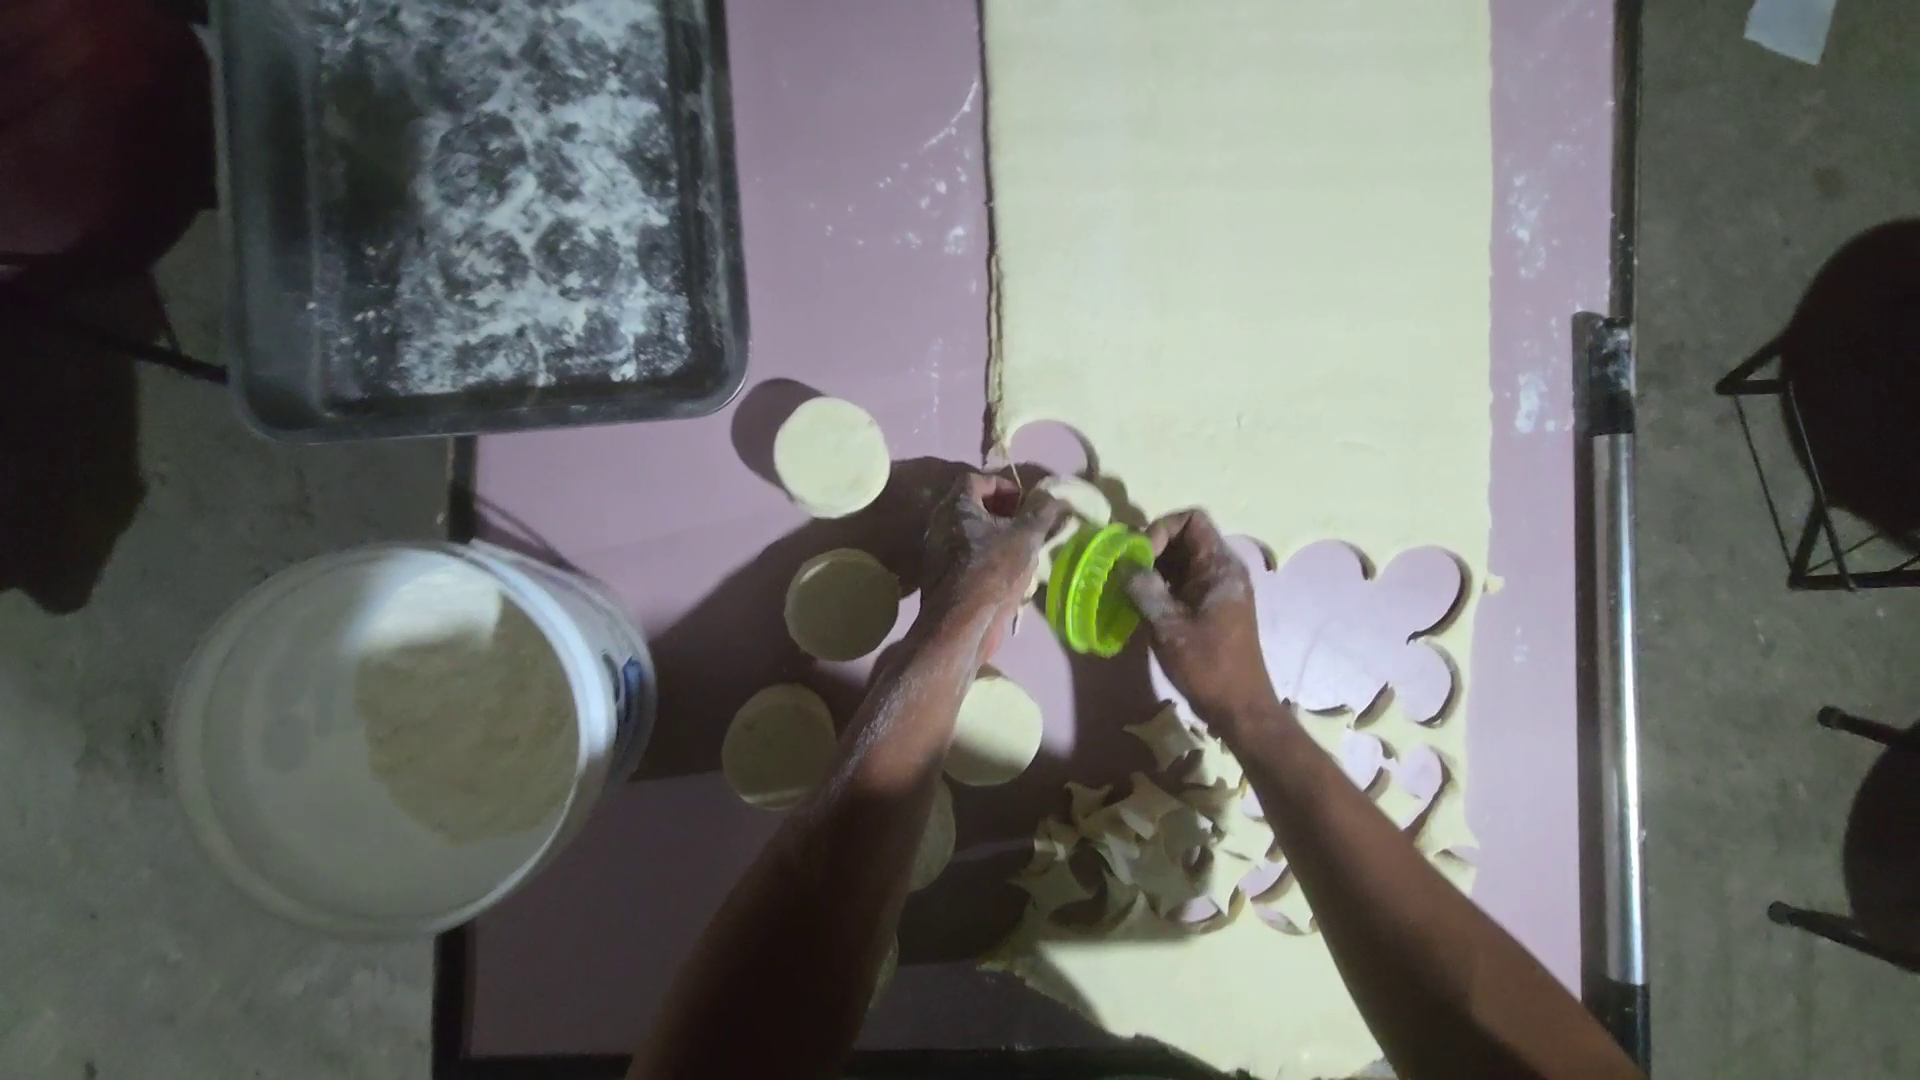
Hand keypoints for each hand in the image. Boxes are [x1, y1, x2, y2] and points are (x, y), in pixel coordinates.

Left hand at [917, 472, 1067, 663]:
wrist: (962, 624)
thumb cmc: (993, 572)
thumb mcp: (1026, 537)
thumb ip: (1040, 511)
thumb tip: (1052, 495)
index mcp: (956, 506)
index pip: (975, 479)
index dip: (1002, 485)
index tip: (1024, 501)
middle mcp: (940, 523)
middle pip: (971, 505)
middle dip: (1000, 511)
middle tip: (1024, 523)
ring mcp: (937, 551)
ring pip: (969, 532)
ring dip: (994, 534)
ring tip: (1020, 547)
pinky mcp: (941, 575)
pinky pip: (965, 554)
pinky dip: (985, 555)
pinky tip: (1006, 571)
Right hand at [1123, 509, 1280, 726]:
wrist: (1239, 706)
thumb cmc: (1208, 665)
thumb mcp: (1168, 626)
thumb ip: (1144, 589)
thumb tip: (1123, 565)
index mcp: (1220, 566)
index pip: (1191, 519)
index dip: (1161, 528)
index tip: (1141, 556)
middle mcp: (1222, 569)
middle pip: (1183, 537)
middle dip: (1151, 548)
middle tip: (1126, 571)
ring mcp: (1217, 588)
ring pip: (1180, 560)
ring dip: (1153, 568)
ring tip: (1128, 587)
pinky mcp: (1210, 606)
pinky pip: (1182, 580)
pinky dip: (1160, 584)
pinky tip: (1141, 603)